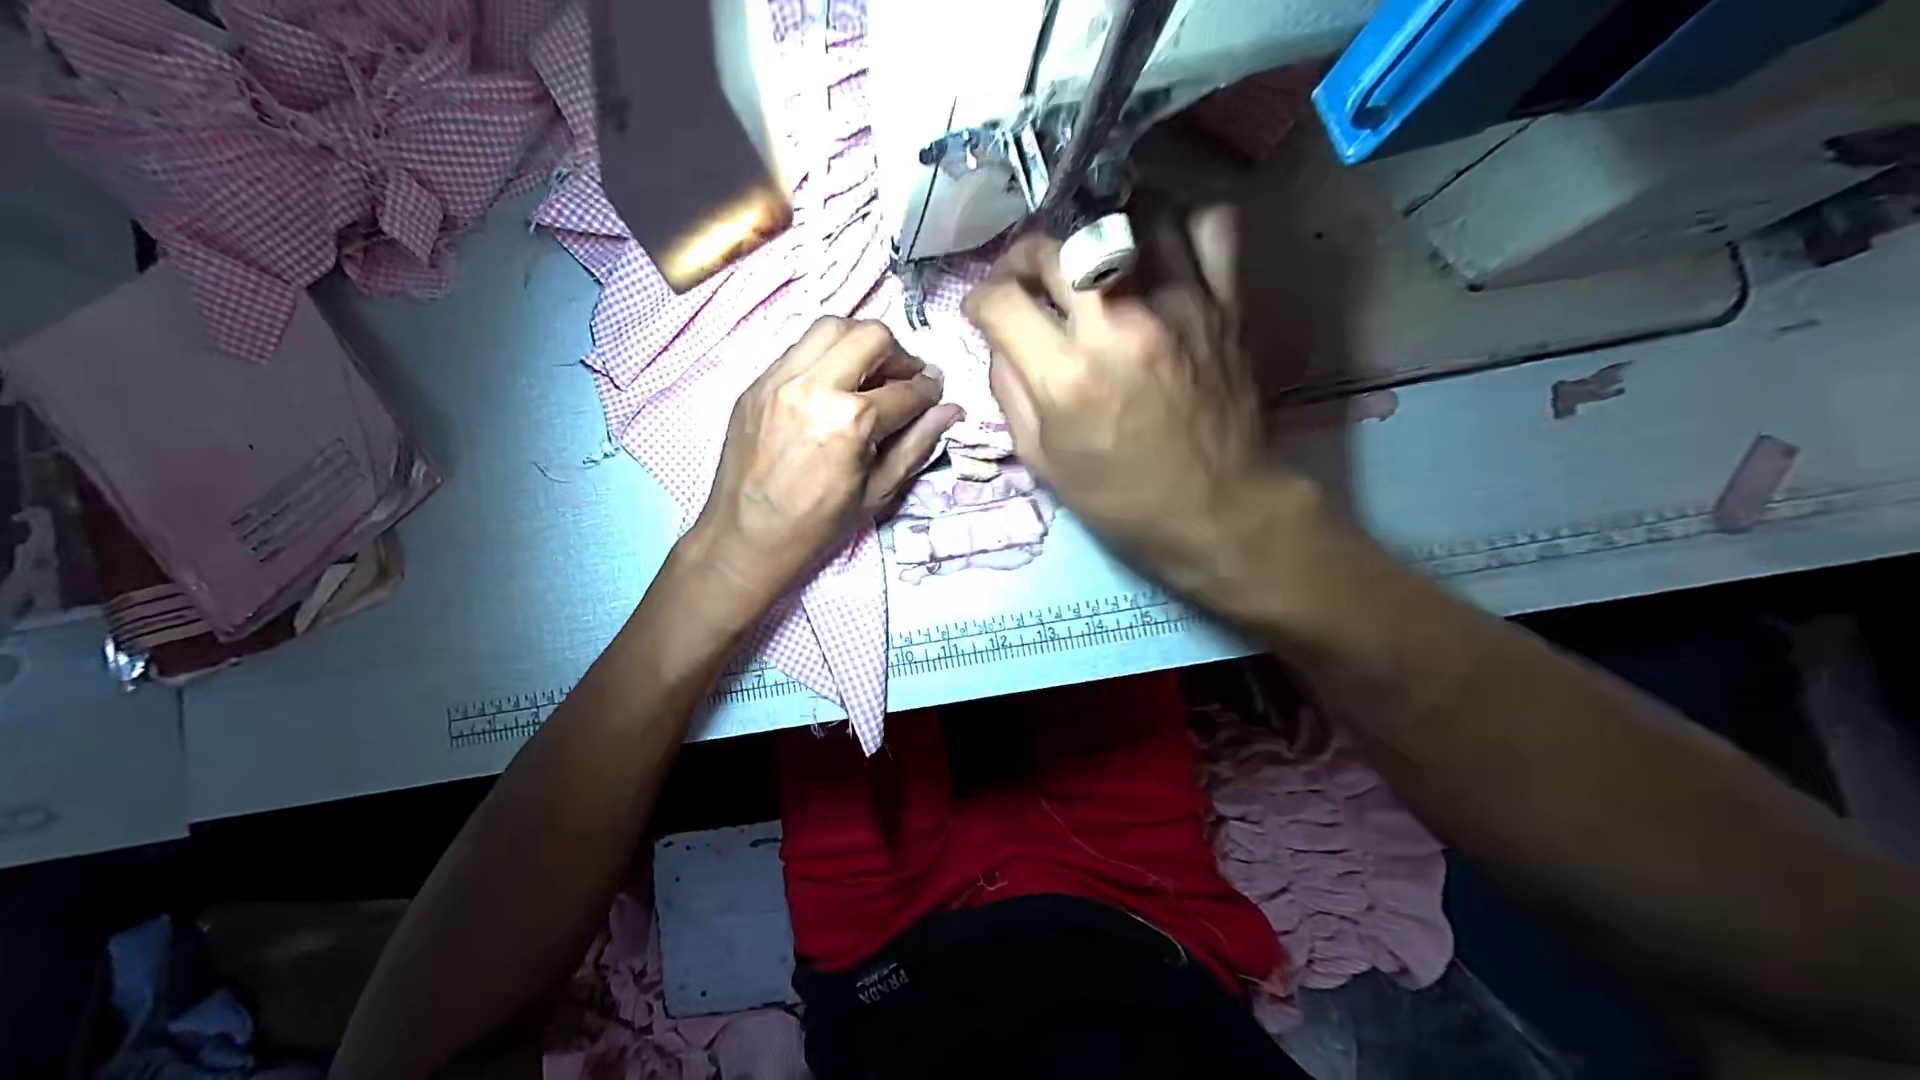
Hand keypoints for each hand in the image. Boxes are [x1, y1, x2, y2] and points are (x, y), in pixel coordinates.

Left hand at [687, 317, 961, 611]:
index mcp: (851, 422)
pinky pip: (799, 348)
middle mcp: (814, 388)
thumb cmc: (818, 525)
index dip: (929, 390)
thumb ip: (917, 444)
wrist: (747, 536)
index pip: (905, 390)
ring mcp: (780, 380)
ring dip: (860, 342)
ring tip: (870, 371)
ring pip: (832, 327)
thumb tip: (951, 409)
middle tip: (905, 377)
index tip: (935, 391)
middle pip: (871, 336)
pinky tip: (833, 383)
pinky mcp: (757, 383)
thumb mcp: (878, 492)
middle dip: (899, 354)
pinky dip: (826, 355)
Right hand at [963, 207, 1279, 580]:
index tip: (986, 311)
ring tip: (1090, 256)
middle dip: (1024, 259)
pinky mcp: (1225, 301)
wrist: (1216, 510)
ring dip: (1095, 231)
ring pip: (1128, 215)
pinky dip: (1178, 221)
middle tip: (1029, 282)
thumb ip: (1010, 391)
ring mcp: (1179, 304)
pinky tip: (1157, 245)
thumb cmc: (1121, 497)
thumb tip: (1001, 339)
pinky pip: (1209, 224)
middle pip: (1054, 247)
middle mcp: (1120, 326)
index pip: (1000, 299)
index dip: (980, 300)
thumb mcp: (1043, 461)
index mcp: (1067, 377)